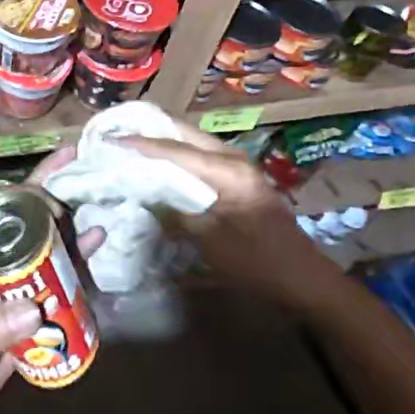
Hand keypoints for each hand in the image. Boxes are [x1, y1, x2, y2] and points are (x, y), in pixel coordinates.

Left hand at [0, 148, 102, 413]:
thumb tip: (33, 310)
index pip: (7, 205)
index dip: (35, 185)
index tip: (68, 167)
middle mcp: (0, 251)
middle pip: (33, 214)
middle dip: (61, 193)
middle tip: (97, 178)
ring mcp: (19, 270)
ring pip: (49, 235)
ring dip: (73, 219)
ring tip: (105, 197)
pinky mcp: (35, 291)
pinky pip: (61, 265)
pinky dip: (80, 252)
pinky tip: (100, 239)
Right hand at [105, 127, 347, 310]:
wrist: (306, 282)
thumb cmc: (258, 262)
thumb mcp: (210, 239)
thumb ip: (175, 210)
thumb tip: (141, 192)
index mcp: (227, 170)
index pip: (173, 149)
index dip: (139, 143)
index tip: (108, 138)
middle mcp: (232, 159)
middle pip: (182, 134)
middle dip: (149, 131)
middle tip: (117, 132)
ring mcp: (238, 167)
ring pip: (191, 142)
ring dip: (162, 141)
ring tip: (130, 143)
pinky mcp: (238, 178)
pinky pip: (199, 155)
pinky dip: (176, 155)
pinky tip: (157, 163)